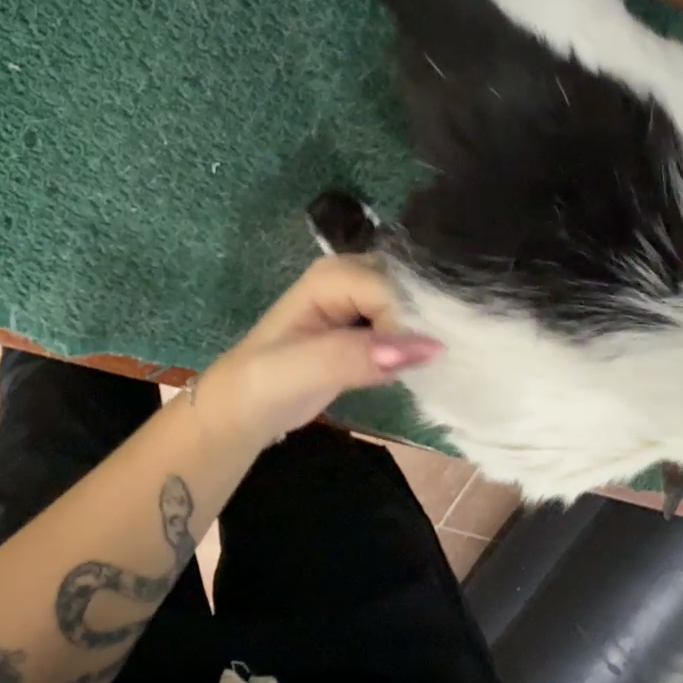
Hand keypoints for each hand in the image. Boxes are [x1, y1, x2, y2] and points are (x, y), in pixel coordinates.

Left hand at [190, 256, 443, 452]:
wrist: (246, 406)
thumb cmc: (264, 383)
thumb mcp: (303, 369)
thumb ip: (358, 356)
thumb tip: (429, 348)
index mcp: (333, 275)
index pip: (394, 290)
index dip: (409, 325)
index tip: (412, 363)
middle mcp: (353, 276)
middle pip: (410, 290)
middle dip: (427, 323)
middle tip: (436, 363)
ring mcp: (362, 299)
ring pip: (415, 306)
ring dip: (427, 334)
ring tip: (432, 367)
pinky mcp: (370, 325)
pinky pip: (408, 325)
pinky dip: (417, 346)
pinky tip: (419, 368)